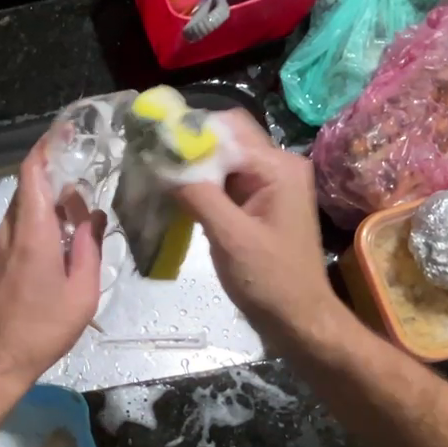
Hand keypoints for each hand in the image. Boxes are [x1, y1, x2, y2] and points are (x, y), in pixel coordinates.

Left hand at [0, 132, 104, 390]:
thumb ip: (89, 248)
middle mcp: (5, 233)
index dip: (47, 147)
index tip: (64, 133)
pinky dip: (30, 231)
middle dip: (55, 186)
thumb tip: (92, 216)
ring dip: (43, 212)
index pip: (31, 173)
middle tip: (83, 197)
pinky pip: (10, 234)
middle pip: (27, 192)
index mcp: (30, 234)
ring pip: (18, 214)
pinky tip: (49, 255)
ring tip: (71, 231)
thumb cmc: (43, 330)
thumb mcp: (82, 292)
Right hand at [173, 109, 342, 333]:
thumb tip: (162, 163)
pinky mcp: (257, 205)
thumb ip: (198, 195)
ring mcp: (268, 186)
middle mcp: (276, 167)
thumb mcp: (230, 237)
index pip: (228, 128)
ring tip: (156, 178)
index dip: (189, 132)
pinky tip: (175, 198)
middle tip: (150, 161)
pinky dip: (200, 187)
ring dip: (191, 168)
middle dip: (187, 148)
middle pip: (224, 141)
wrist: (297, 318)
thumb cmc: (270, 280)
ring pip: (221, 162)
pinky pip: (224, 183)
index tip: (152, 144)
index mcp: (277, 167)